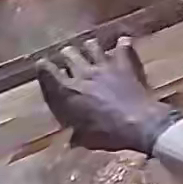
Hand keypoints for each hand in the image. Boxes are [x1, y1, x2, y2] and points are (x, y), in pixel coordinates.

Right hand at [36, 37, 180, 154]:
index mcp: (68, 92)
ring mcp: (104, 66)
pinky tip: (122, 43)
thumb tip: (71, 141)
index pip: (47, 72)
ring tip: (90, 50)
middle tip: (67, 59)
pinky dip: (122, 44)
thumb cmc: (109, 134)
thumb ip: (76, 135)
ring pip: (91, 46)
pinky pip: (122, 47)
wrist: (139, 123)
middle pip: (68, 53)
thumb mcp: (86, 139)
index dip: (43, 67)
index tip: (42, 65)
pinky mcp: (124, 64)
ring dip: (89, 48)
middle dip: (66, 55)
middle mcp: (82, 74)